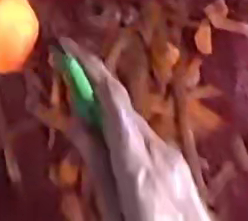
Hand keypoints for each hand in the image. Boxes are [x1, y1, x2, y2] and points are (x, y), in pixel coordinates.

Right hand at [60, 38, 210, 220]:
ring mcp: (176, 160)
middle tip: (64, 76)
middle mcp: (160, 151)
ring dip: (108, 110)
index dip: (87, 64)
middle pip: (121, 105)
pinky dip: (124, 132)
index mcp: (137, 163)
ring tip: (82, 115)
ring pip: (133, 122)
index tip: (64, 44)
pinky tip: (112, 147)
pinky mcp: (183, 171)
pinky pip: (146, 140)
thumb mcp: (113, 214)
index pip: (112, 97)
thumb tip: (77, 123)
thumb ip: (97, 167)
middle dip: (93, 85)